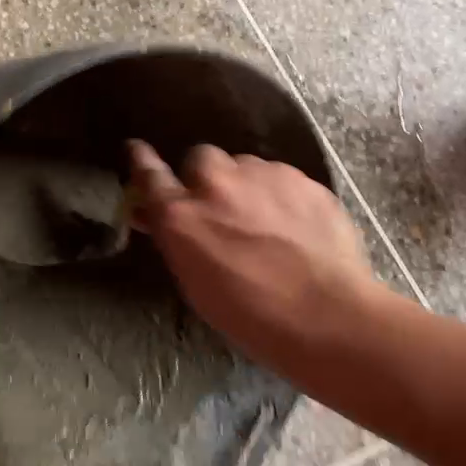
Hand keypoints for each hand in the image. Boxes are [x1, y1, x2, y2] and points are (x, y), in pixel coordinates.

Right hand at [127, 140, 378, 365]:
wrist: (328, 317)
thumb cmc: (252, 317)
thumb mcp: (197, 285)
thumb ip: (176, 240)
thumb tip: (156, 216)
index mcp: (182, 215)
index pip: (149, 174)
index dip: (142, 160)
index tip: (137, 148)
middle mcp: (215, 182)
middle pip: (202, 160)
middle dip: (208, 179)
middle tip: (224, 210)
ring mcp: (261, 173)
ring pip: (245, 167)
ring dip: (247, 187)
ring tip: (268, 224)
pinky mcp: (300, 176)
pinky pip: (281, 178)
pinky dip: (282, 195)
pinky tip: (297, 226)